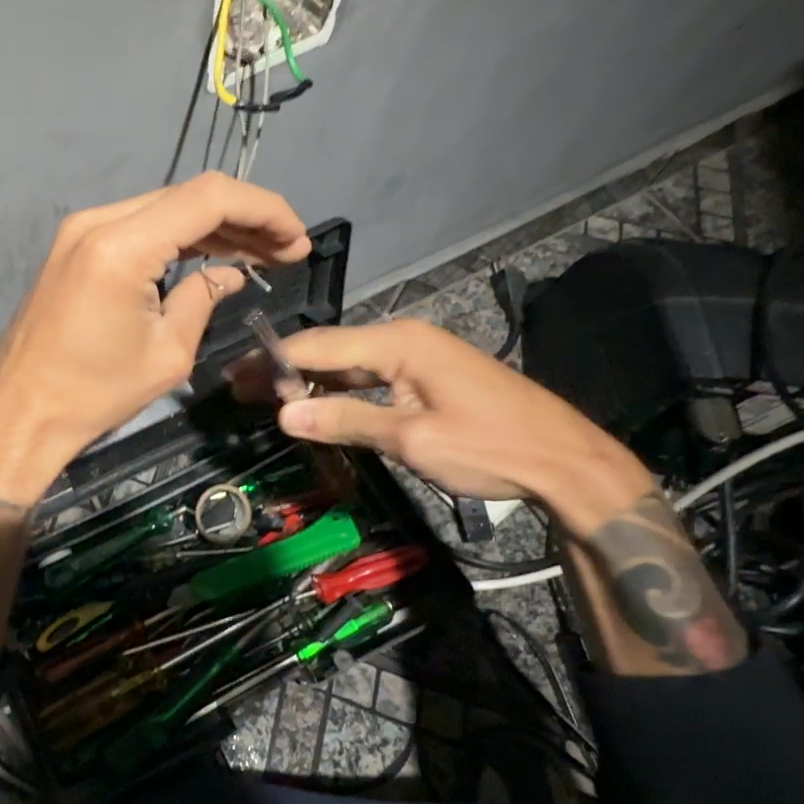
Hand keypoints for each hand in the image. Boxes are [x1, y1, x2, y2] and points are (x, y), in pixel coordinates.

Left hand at [0, 173, 311, 509]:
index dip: (264, 209)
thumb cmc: (92, 395)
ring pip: (164, 209)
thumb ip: (203, 299)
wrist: (19, 414)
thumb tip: (230, 275)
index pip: (208, 198)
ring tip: (263, 253)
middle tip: (288, 249)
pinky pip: (138, 228)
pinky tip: (214, 255)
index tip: (297, 238)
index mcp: (121, 246)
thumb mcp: (166, 353)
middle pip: (187, 197)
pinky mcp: (75, 248)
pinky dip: (178, 237)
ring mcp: (80, 232)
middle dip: (245, 217)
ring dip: (214, 226)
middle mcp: (98, 223)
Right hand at [230, 318, 652, 530]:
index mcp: (399, 342)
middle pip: (331, 350)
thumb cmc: (491, 448)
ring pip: (350, 363)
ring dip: (311, 380)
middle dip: (285, 369)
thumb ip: (345, 421)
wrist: (569, 464)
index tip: (233, 378)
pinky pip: (373, 376)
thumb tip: (286, 413)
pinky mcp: (430, 377)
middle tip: (240, 390)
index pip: (319, 345)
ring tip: (268, 397)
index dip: (273, 361)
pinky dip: (341, 390)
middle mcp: (406, 338)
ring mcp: (421, 356)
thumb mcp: (412, 440)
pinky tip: (318, 402)